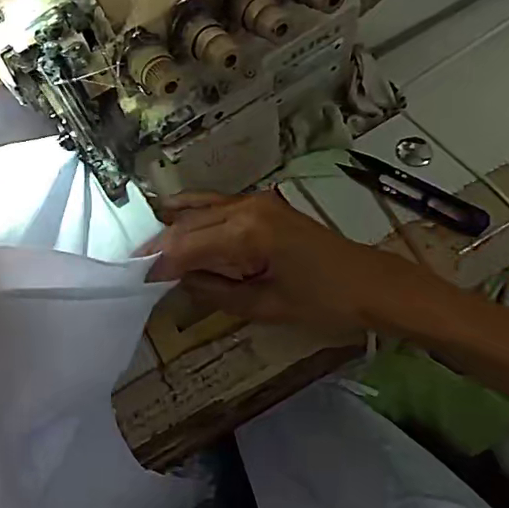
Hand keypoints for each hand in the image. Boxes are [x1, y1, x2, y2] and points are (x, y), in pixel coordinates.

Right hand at [147, 190, 439, 336]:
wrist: (372, 284)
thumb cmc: (325, 302)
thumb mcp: (266, 306)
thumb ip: (216, 292)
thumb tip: (180, 281)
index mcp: (247, 232)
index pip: (188, 244)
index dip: (160, 263)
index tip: (136, 279)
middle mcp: (246, 206)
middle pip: (188, 222)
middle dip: (161, 244)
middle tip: (136, 266)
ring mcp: (254, 201)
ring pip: (198, 208)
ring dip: (174, 228)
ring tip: (151, 250)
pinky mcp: (261, 205)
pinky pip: (215, 205)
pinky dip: (193, 217)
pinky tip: (177, 226)